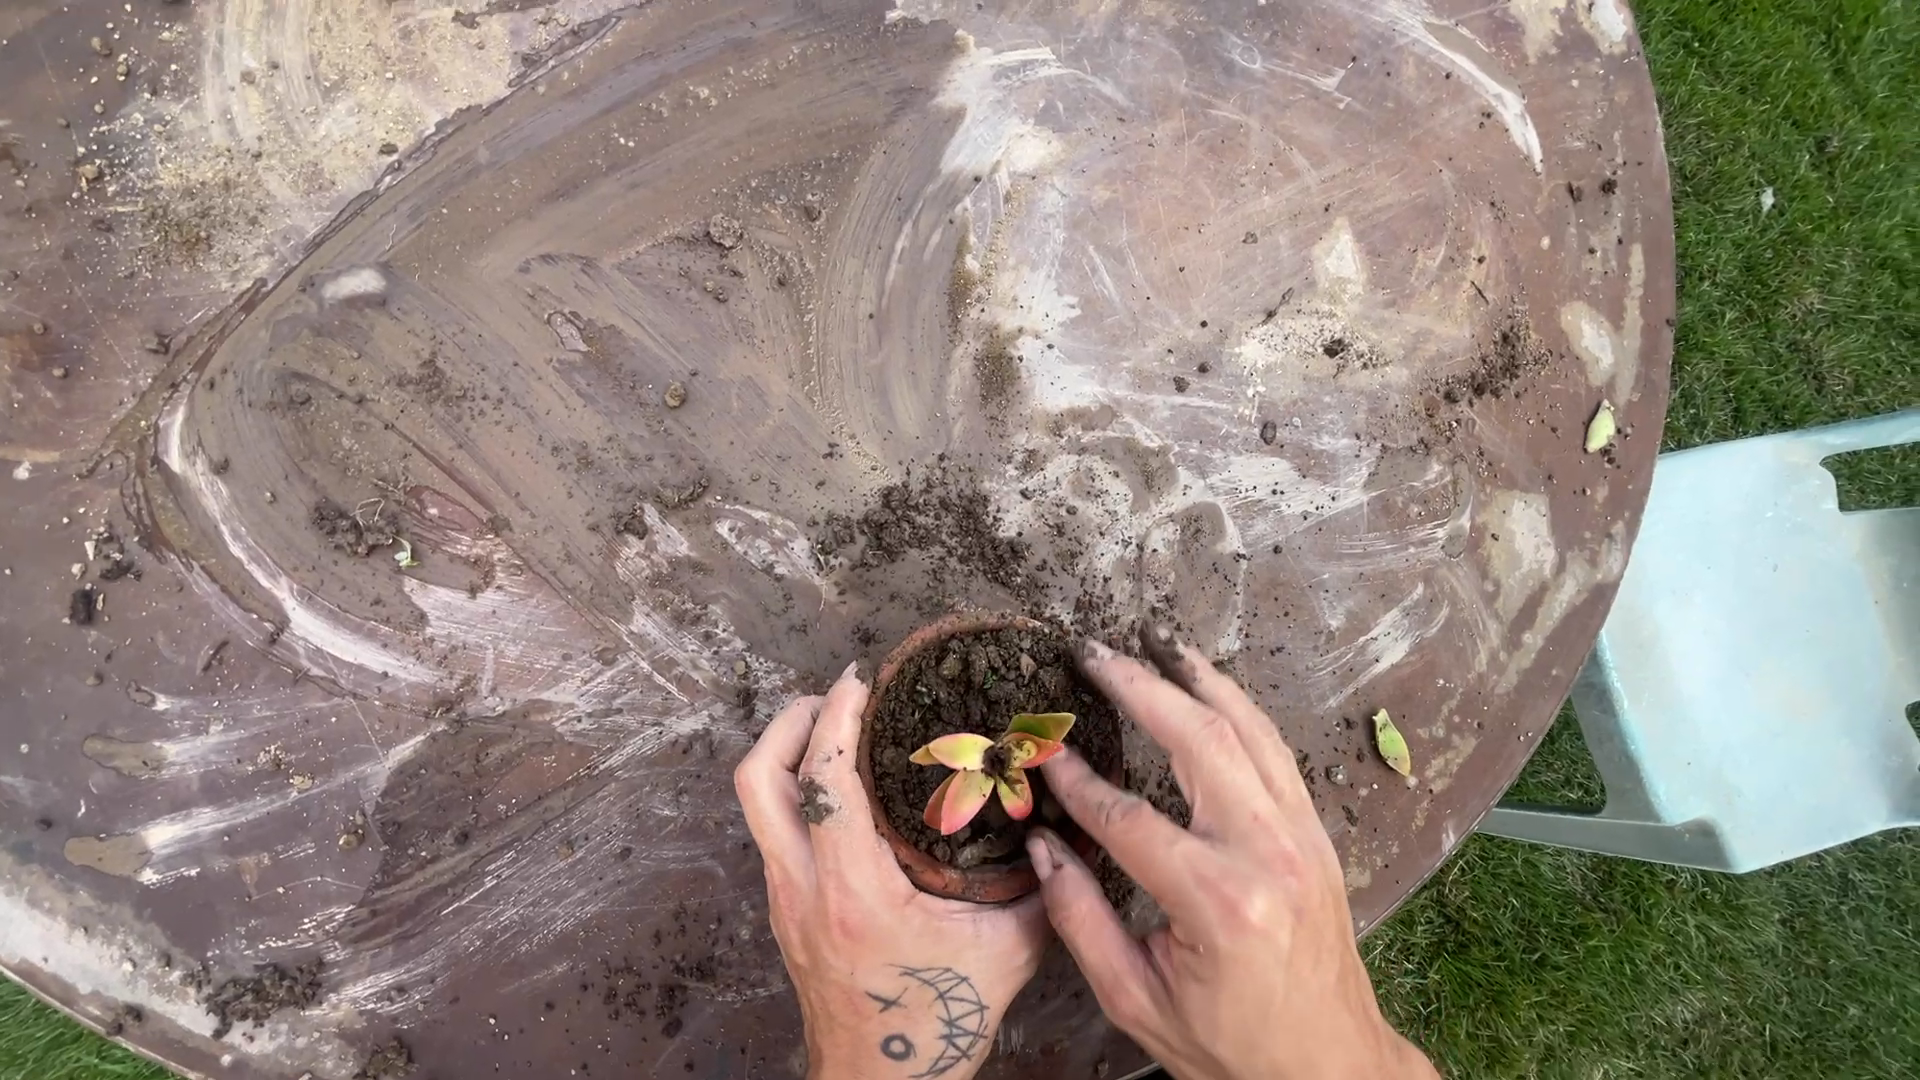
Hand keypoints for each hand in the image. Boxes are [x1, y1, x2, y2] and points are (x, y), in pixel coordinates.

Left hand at [736, 664, 1049, 1079]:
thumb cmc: (937, 1022)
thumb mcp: (1005, 950)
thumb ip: (1037, 884)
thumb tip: (1062, 825)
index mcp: (853, 891)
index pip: (824, 782)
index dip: (835, 717)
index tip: (858, 679)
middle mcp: (802, 887)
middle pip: (758, 779)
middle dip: (791, 721)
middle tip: (835, 696)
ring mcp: (783, 897)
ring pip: (754, 800)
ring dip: (786, 748)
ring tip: (832, 724)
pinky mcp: (784, 905)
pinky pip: (772, 823)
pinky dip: (795, 783)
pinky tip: (837, 780)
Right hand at [1023, 627, 1437, 1079]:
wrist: (1336, 1070)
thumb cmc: (1230, 1045)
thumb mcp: (1137, 1000)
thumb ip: (1080, 919)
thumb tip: (1043, 846)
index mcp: (1217, 900)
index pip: (1128, 817)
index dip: (1077, 780)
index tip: (1044, 751)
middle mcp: (1265, 850)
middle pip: (1196, 740)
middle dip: (1137, 687)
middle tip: (1093, 653)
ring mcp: (1299, 832)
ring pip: (1244, 727)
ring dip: (1194, 676)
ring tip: (1153, 641)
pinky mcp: (1314, 828)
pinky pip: (1273, 746)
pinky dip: (1236, 703)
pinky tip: (1205, 682)